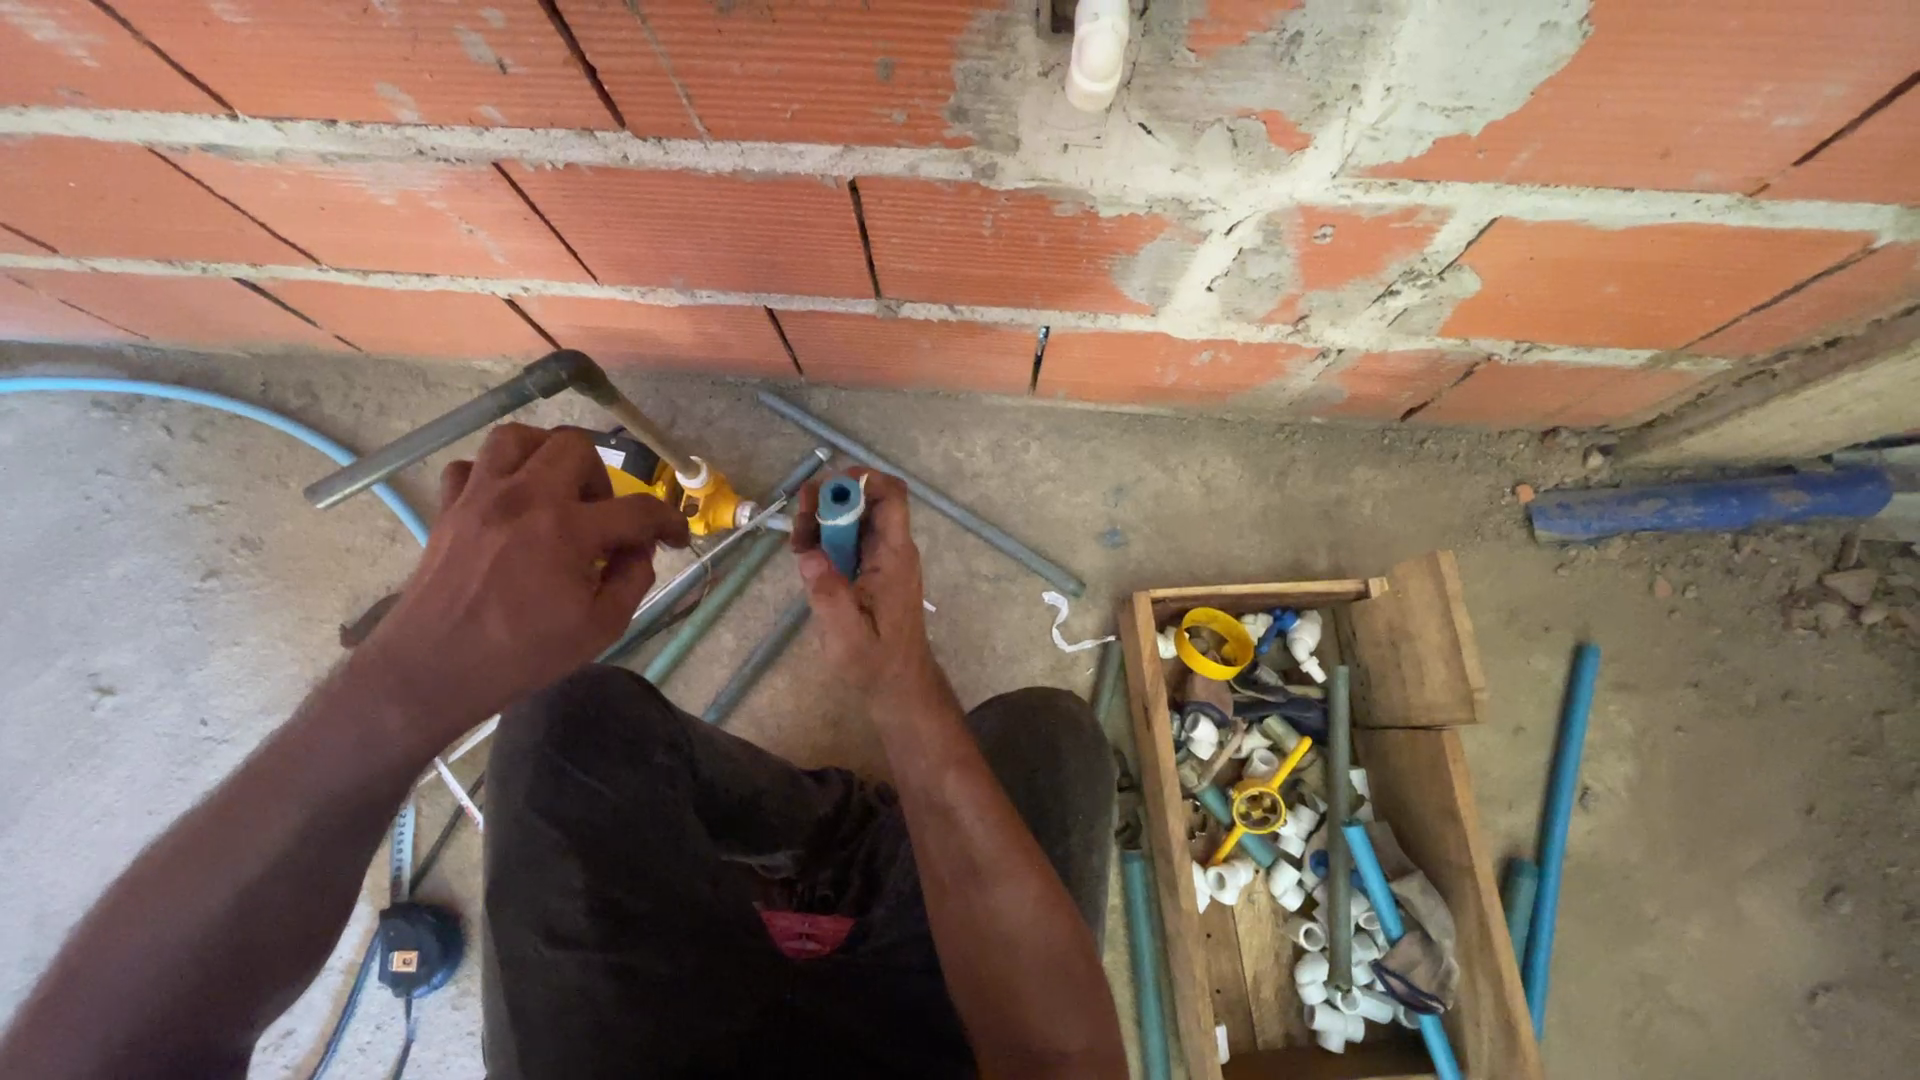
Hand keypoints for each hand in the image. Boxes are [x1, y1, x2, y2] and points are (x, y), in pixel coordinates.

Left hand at [358, 424, 688, 739]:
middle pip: (576, 447)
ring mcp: (481, 497)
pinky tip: (509, 504)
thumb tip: (639, 550)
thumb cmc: (523, 654)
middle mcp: (525, 498)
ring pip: (518, 438)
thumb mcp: (602, 627)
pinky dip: (496, 476)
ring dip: (547, 456)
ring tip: (557, 491)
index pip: (639, 510)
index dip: (669, 521)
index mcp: (568, 530)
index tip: (676, 537)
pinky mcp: (449, 508)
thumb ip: (633, 580)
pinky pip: (474, 466)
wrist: (433, 669)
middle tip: (602, 515)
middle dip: (603, 477)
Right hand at [792, 469, 950, 717]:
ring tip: (798, 545)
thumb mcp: (847, 636)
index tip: (821, 495)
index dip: (860, 481)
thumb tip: (810, 555)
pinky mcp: (870, 568)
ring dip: (823, 520)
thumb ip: (829, 595)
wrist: (897, 683)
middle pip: (866, 500)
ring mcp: (882, 557)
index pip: (890, 496)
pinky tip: (807, 558)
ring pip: (854, 517)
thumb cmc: (876, 662)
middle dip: (829, 500)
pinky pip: (849, 538)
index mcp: (894, 556)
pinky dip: (826, 539)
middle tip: (799, 526)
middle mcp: (891, 548)